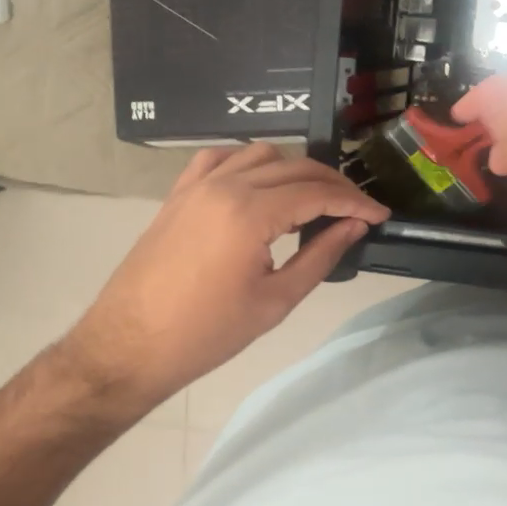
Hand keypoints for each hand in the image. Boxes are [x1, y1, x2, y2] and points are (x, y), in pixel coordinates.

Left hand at [54, 145, 388, 412]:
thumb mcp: (275, 301)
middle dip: (334, 185)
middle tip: (357, 210)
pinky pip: (221, 158)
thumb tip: (355, 225)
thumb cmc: (205, 334)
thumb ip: (321, 255)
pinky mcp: (178, 194)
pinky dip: (250, 163)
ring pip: (263, 155)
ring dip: (296, 171)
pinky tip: (261, 184)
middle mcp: (226, 186)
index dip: (356, 202)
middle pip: (297, 168)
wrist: (126, 350)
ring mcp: (198, 186)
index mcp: (250, 214)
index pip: (319, 193)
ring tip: (314, 199)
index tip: (380, 216)